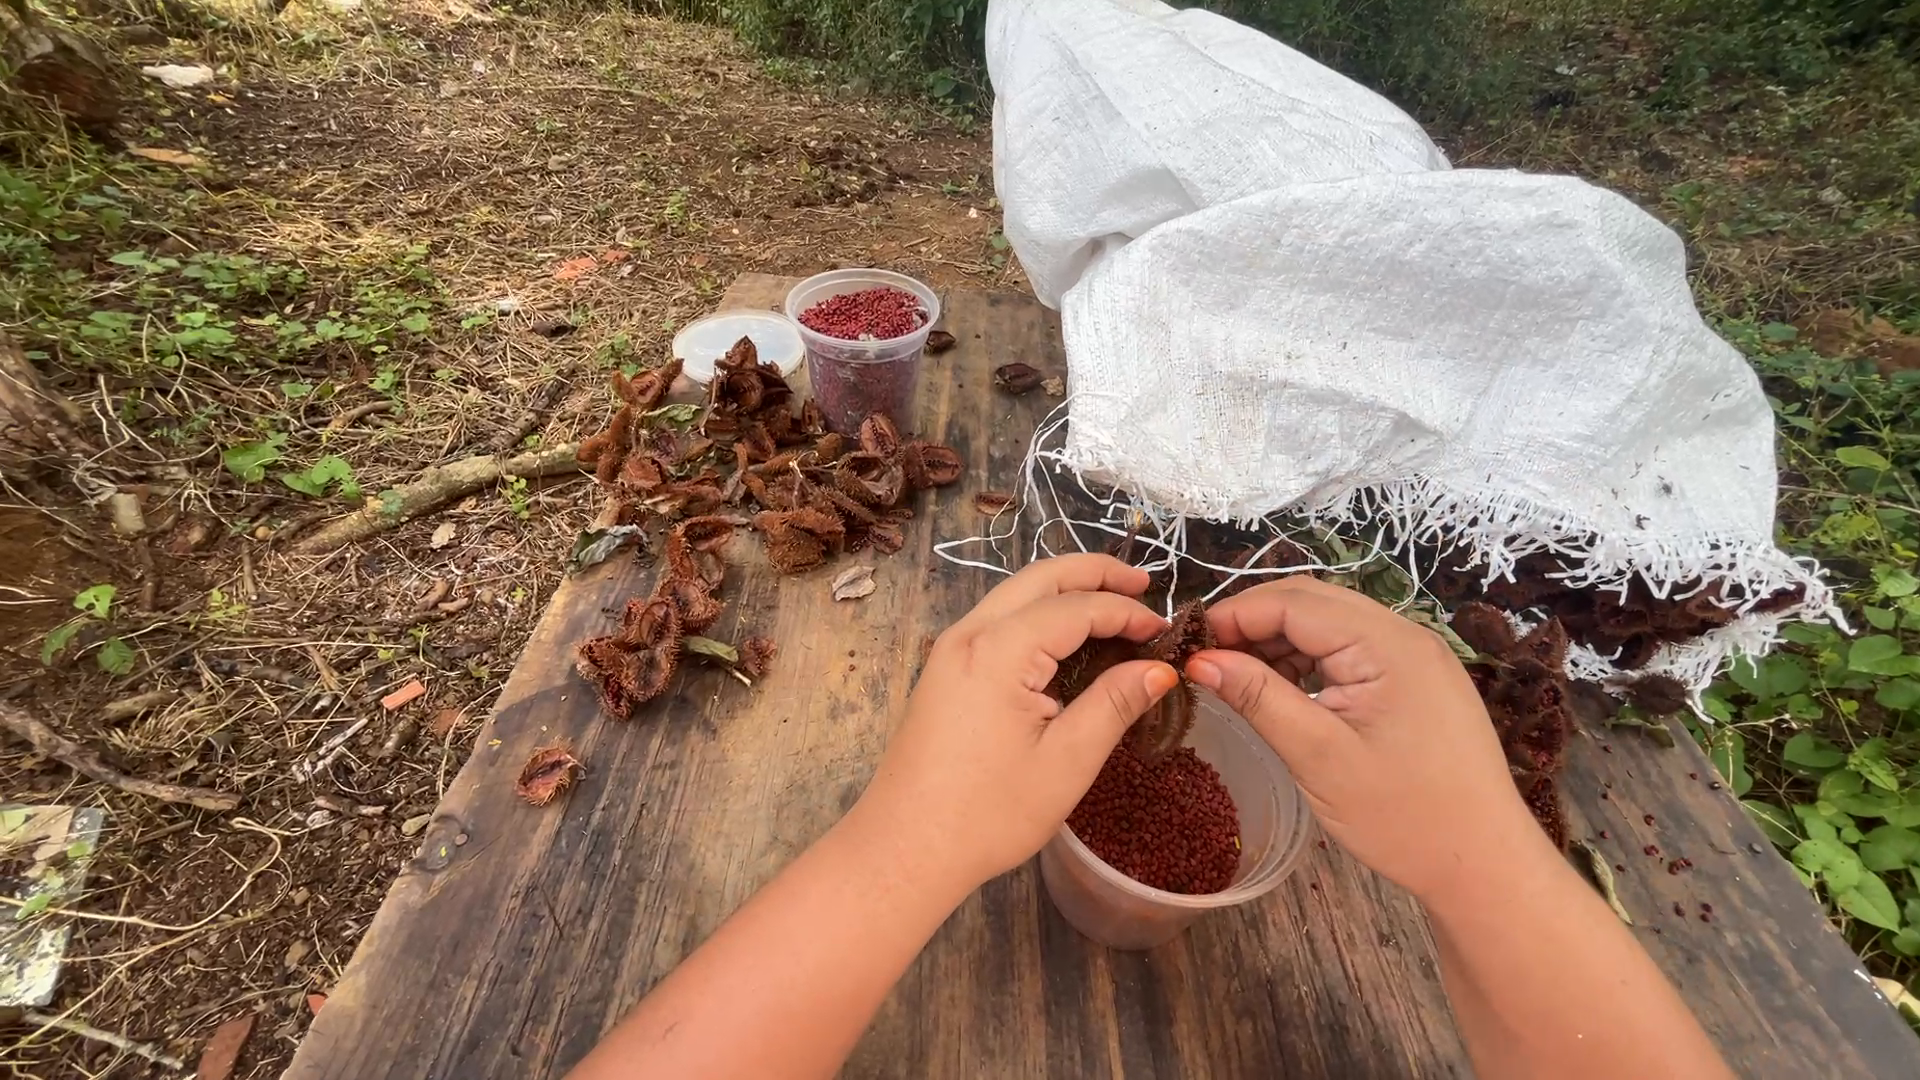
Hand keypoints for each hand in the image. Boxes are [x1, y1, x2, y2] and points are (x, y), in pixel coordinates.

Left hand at [854, 554, 1179, 889]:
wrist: (905, 847)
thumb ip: (1114, 703)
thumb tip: (1159, 669)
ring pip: (1015, 594)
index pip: (1075, 608)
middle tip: (1143, 583)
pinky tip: (1065, 634)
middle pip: (1039, 579)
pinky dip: (1038, 613)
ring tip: (1112, 598)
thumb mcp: (1066, 761)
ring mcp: (950, 648)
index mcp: (999, 650)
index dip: (1125, 612)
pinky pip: (998, 619)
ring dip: (1064, 589)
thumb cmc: (987, 814)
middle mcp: (969, 634)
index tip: (1165, 631)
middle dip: (1094, 572)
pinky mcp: (944, 668)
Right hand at [1185, 577, 1548, 902]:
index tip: (1188, 646)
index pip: (1292, 602)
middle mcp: (1403, 634)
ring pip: (1325, 621)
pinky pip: (1345, 647)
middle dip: (1251, 622)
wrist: (1486, 869)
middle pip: (1309, 601)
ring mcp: (1412, 654)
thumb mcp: (1317, 755)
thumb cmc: (1402, 816)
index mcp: (1387, 644)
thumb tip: (1198, 659)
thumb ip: (1257, 696)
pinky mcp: (1412, 677)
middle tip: (1206, 658)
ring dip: (1275, 639)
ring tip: (1237, 677)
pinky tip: (1280, 688)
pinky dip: (1304, 658)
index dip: (1234, 616)